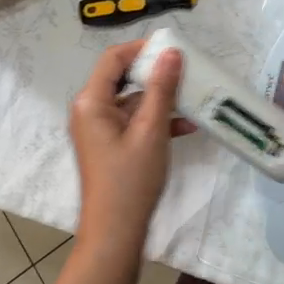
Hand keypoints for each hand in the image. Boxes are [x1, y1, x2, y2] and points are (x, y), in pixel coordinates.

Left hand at [68, 39, 192, 244]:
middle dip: (155, 74)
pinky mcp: (110, 146)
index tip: (173, 49)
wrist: (115, 235)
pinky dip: (156, 121)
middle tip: (186, 71)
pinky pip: (133, 122)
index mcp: (91, 102)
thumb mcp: (151, 131)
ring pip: (131, 101)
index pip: (113, 58)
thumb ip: (161, 89)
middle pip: (122, 77)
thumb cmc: (130, 180)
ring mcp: (99, 130)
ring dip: (160, 99)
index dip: (142, 49)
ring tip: (193, 97)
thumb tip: (171, 52)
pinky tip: (187, 127)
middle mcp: (90, 110)